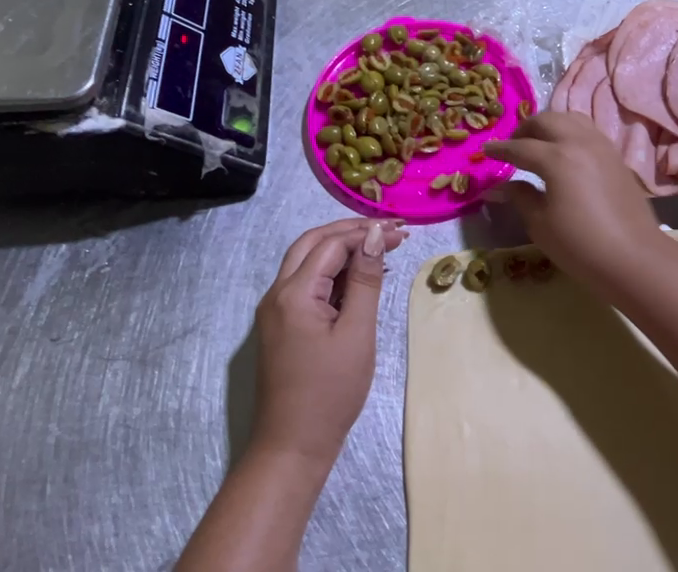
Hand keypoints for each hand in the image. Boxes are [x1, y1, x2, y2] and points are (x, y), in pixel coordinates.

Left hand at [252, 218, 406, 462]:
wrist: (293, 446)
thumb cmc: (330, 391)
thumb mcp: (357, 332)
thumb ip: (366, 280)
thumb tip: (374, 237)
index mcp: (293, 293)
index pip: (331, 244)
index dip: (366, 233)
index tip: (402, 233)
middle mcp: (277, 294)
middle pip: (312, 243)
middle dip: (351, 231)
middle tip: (391, 231)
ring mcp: (276, 311)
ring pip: (307, 261)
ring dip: (342, 248)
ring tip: (382, 248)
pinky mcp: (282, 325)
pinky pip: (306, 283)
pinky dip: (334, 272)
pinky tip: (362, 278)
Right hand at [483, 111, 668, 296]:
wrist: (633, 256)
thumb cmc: (580, 245)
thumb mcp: (541, 224)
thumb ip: (520, 197)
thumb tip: (502, 186)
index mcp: (557, 158)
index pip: (521, 147)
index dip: (500, 149)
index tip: (485, 151)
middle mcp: (580, 142)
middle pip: (547, 121)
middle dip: (525, 129)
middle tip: (512, 146)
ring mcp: (602, 146)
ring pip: (571, 119)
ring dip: (550, 125)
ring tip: (538, 143)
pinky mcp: (616, 156)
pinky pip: (588, 131)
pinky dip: (570, 132)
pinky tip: (565, 152)